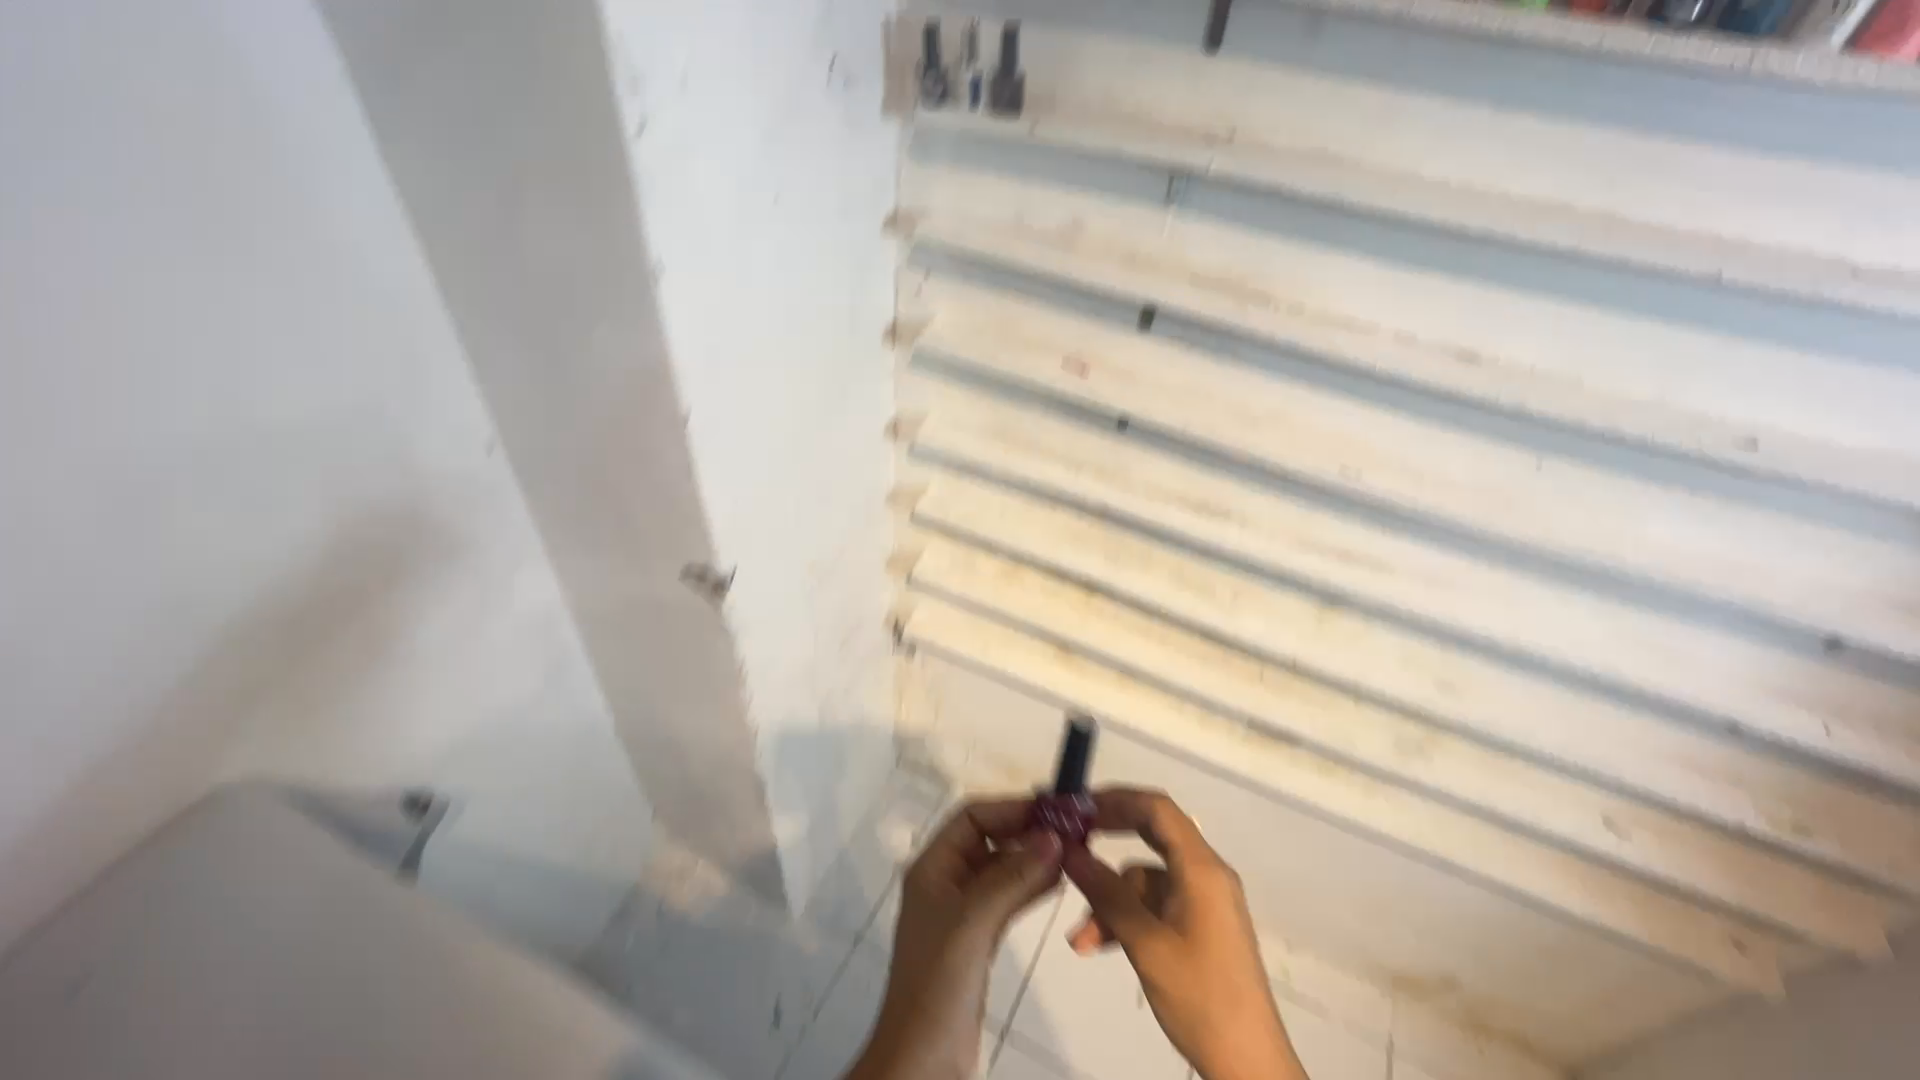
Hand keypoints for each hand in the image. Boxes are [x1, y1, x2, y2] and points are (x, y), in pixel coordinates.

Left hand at [849, 798, 1064, 1079]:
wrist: (924, 1057)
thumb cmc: (938, 980)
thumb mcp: (973, 921)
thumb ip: (1012, 877)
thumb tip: (1054, 836)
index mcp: (932, 868)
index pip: (971, 818)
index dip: (1010, 809)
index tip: (1054, 812)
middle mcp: (945, 882)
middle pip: (988, 841)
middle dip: (1027, 833)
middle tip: (1074, 832)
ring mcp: (962, 912)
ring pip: (1002, 870)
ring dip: (1034, 860)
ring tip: (1075, 854)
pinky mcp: (978, 940)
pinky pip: (1008, 899)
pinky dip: (1031, 887)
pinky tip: (1059, 883)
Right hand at [1063, 789, 1306, 1079]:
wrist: (1248, 1062)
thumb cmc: (1201, 997)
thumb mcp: (1145, 944)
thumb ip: (1107, 894)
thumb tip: (1069, 851)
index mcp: (1202, 869)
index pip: (1158, 809)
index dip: (1116, 799)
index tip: (1077, 807)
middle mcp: (1205, 875)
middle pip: (1151, 837)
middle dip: (1107, 842)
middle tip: (1068, 845)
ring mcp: (1202, 901)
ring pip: (1143, 881)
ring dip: (1109, 902)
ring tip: (1081, 941)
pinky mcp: (1197, 926)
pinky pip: (1153, 906)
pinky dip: (1125, 920)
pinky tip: (1098, 945)